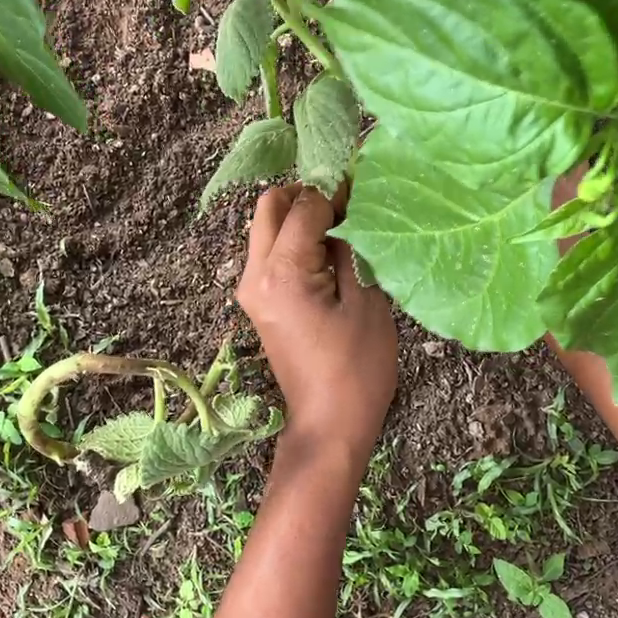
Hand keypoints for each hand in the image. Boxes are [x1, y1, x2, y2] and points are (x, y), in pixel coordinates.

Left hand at [235, 186, 397, 454]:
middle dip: (307, 197)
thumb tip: (348, 209)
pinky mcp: (259, 303)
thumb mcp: (366, 300)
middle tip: (347, 210)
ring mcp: (251, 290)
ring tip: (344, 236)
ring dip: (300, 220)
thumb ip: (353, 247)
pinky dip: (295, 243)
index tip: (363, 195)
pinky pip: (271, 254)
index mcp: (281, 272)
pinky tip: (330, 259)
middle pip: (270, 206)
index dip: (335, 193)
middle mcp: (254, 274)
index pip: (303, 206)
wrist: (329, 424)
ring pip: (267, 228)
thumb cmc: (357, 369)